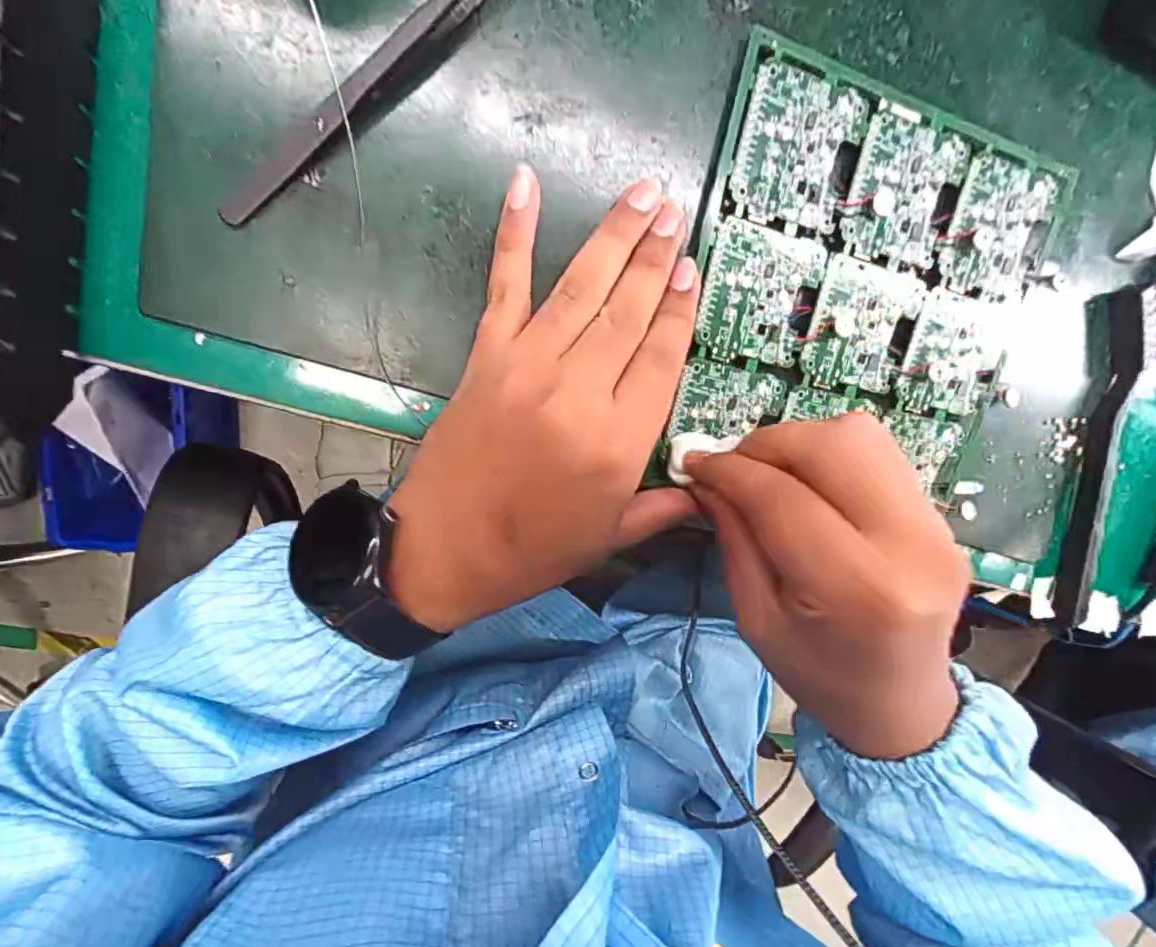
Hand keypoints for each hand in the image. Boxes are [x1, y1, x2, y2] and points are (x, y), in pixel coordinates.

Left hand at [385, 166, 702, 631]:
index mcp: (618, 441)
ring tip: (641, 193)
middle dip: (656, 258)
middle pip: (628, 311)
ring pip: (581, 288)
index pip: (662, 357)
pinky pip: (502, 286)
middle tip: (675, 213)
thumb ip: (663, 506)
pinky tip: (523, 184)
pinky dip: (512, 233)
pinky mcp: (484, 358)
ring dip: (614, 235)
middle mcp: (579, 392)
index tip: (693, 271)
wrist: (444, 551)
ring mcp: (527, 367)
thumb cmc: (529, 552)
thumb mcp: (607, 539)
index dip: (680, 310)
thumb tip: (711, 484)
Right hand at [684, 415, 968, 758]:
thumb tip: (709, 482)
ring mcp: (936, 527)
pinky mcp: (940, 518)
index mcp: (857, 588)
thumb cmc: (818, 675)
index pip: (783, 498)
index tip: (694, 465)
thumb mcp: (756, 619)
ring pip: (861, 436)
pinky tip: (803, 482)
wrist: (899, 703)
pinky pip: (878, 455)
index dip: (729, 472)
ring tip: (766, 473)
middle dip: (766, 445)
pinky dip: (828, 455)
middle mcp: (910, 545)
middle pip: (834, 446)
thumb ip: (736, 541)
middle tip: (731, 468)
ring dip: (799, 442)